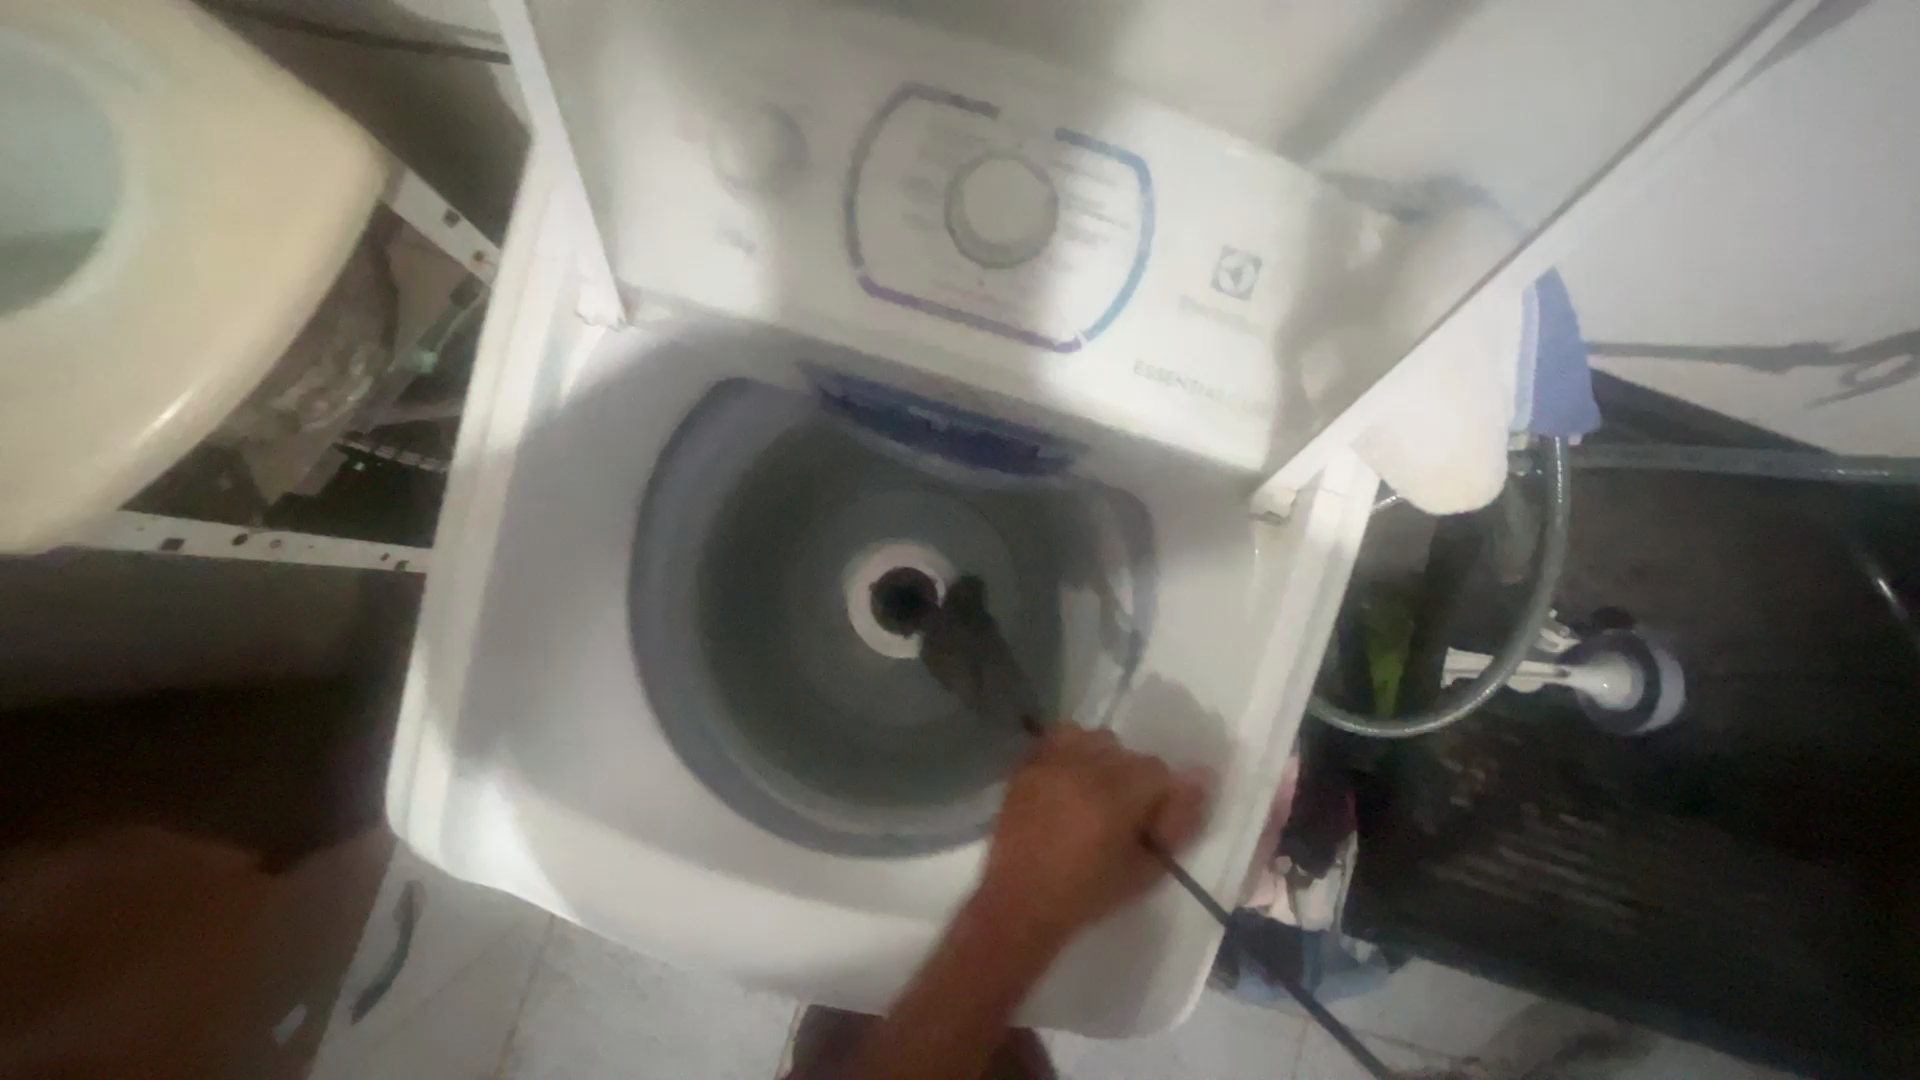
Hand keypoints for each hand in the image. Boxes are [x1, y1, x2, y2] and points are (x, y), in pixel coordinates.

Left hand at [975, 725, 1209, 942]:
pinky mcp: (1027, 765)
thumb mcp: (1143, 869)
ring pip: (1093, 739)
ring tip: (1094, 792)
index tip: (1153, 823)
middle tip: (1124, 813)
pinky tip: (1068, 778)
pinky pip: (1057, 738)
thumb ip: (1177, 824)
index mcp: (1116, 792)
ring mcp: (1052, 761)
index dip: (1161, 796)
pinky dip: (1069, 751)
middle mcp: (1084, 766)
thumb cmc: (1086, 893)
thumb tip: (1200, 782)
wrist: (1021, 901)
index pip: (1157, 770)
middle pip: (1126, 752)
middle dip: (1133, 779)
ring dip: (1102, 759)